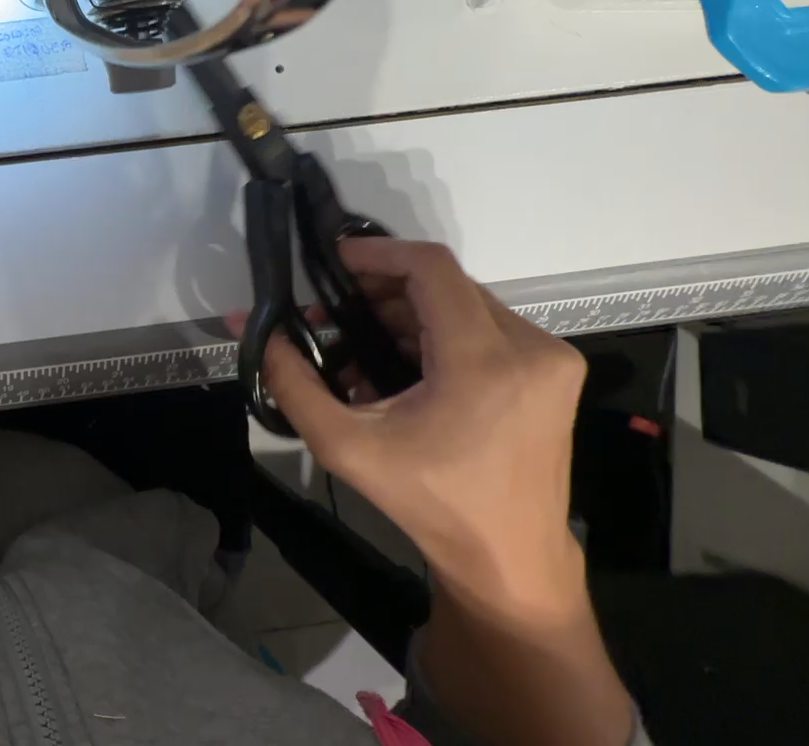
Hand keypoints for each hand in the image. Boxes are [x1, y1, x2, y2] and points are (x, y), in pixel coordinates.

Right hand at [259, 238, 589, 623]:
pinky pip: (484, 327)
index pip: (431, 268)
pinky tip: (399, 364)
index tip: (332, 261)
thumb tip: (256, 329)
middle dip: (381, 287)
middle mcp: (531, 348)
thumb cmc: (428, 500)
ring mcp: (549, 360)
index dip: (377, 251)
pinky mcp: (552, 374)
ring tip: (357, 343)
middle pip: (445, 283)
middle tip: (331, 312)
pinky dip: (435, 332)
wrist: (510, 556)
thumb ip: (292, 380)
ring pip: (464, 303)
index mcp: (485, 361)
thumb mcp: (343, 443)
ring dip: (406, 310)